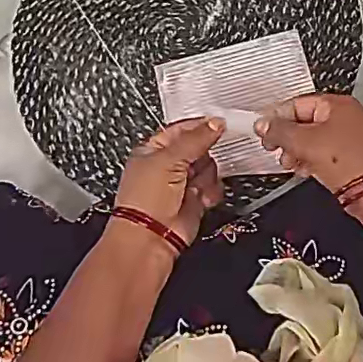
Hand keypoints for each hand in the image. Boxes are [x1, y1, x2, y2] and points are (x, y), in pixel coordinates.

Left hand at [115, 117, 226, 246]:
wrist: (149, 238)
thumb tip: (215, 123)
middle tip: (199, 161)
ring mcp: (181, 184)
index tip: (218, 124)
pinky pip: (213, 188)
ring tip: (195, 185)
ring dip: (207, 177)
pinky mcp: (194, 200)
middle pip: (200, 149)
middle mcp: (168, 166)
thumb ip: (196, 138)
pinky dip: (211, 192)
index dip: (200, 126)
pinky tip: (201, 197)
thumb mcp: (170, 158)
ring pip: (209, 168)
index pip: (182, 129)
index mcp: (154, 150)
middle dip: (204, 156)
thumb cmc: (144, 200)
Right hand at [254, 94, 362, 193]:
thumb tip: (264, 125)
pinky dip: (308, 159)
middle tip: (273, 147)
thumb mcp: (304, 141)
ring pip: (311, 139)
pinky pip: (321, 152)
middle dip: (286, 137)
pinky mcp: (347, 156)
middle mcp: (344, 117)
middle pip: (303, 121)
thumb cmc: (348, 161)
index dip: (277, 117)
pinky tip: (303, 169)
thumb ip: (279, 131)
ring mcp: (347, 137)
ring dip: (295, 151)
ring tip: (289, 161)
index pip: (297, 103)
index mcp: (337, 104)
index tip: (263, 129)